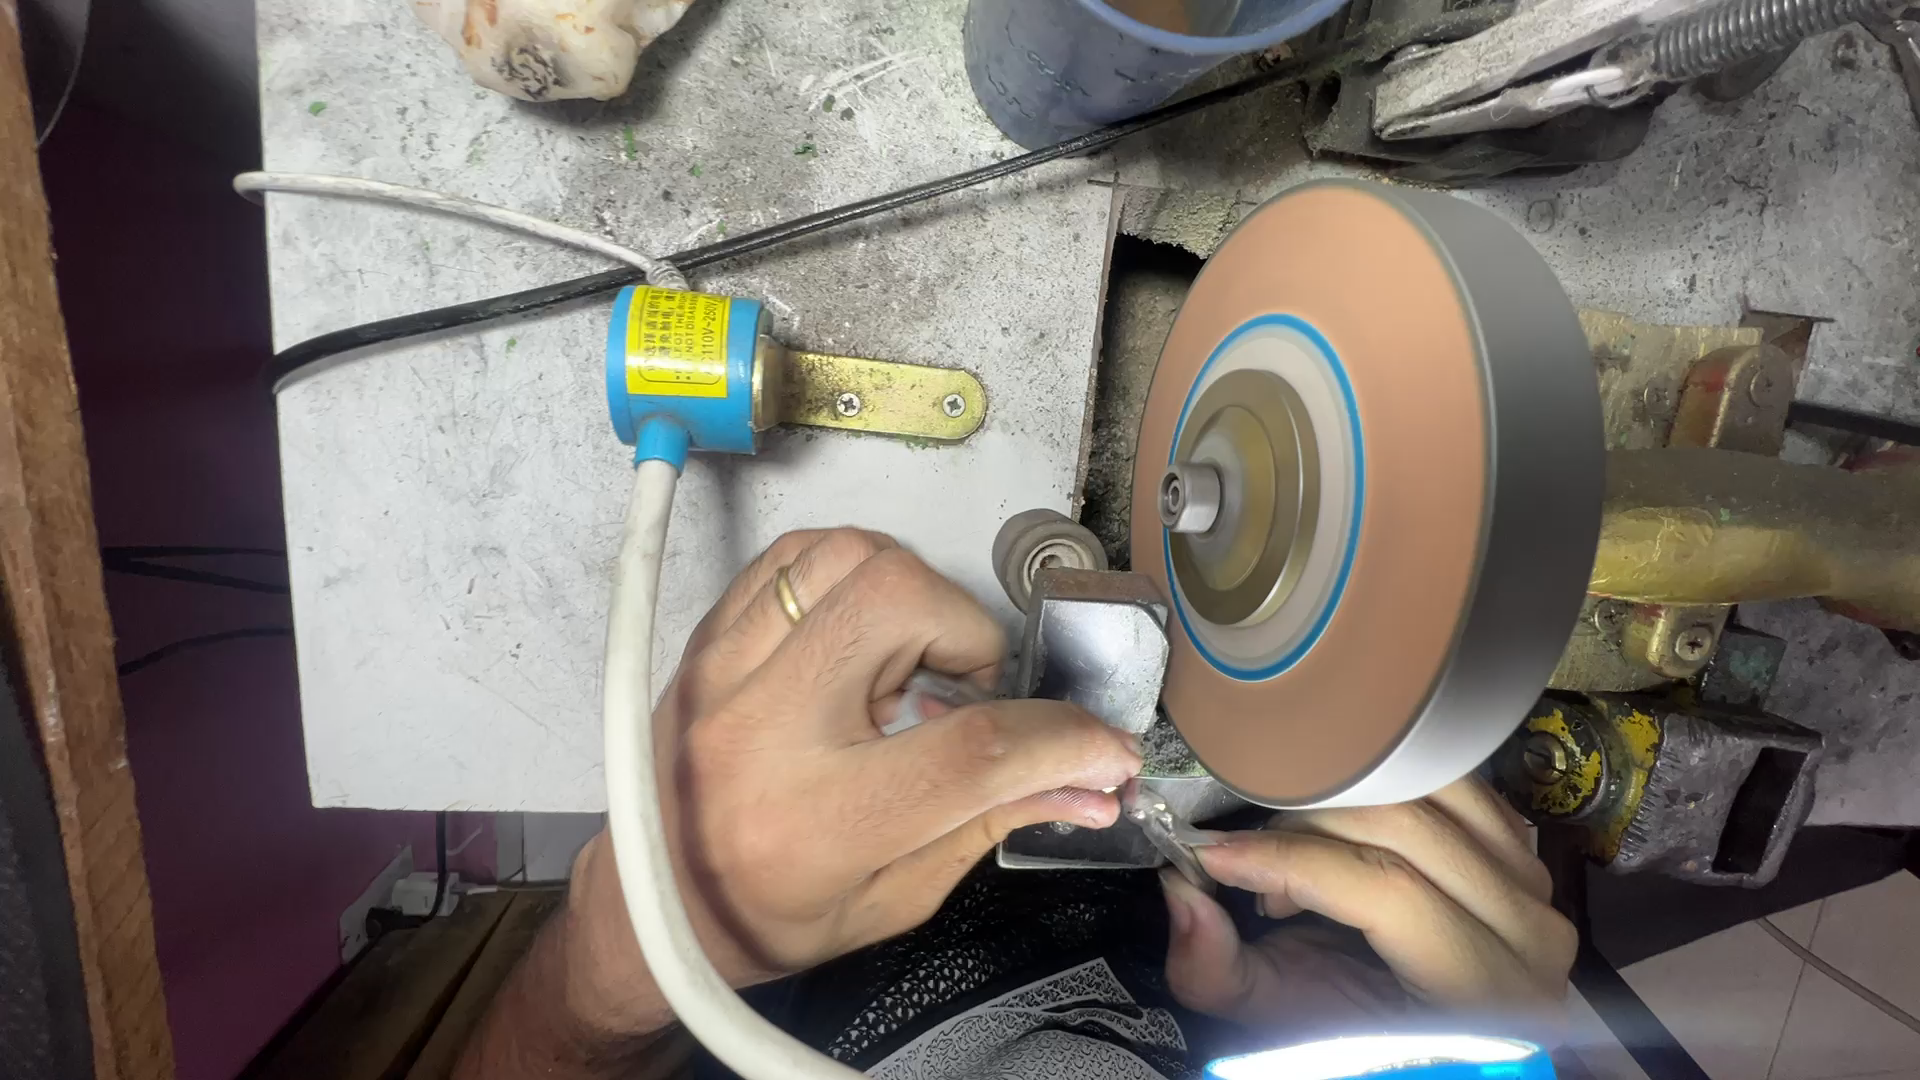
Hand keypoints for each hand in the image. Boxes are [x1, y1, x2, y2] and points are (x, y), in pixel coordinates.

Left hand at [561, 529, 1143, 1036]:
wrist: (653, 899)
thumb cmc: (775, 912)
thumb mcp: (894, 897)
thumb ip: (994, 823)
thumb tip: (1090, 780)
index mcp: (816, 820)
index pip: (968, 752)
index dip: (1059, 738)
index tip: (1103, 745)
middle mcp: (763, 724)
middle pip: (898, 602)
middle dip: (965, 631)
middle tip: (960, 686)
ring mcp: (725, 664)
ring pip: (849, 554)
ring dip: (910, 592)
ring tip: (906, 654)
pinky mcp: (710, 631)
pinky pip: (798, 551)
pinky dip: (852, 571)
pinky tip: (859, 626)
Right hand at [1160, 778, 1575, 1045]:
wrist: (1431, 1024)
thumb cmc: (1357, 1029)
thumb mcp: (1279, 1017)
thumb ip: (1219, 971)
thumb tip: (1181, 888)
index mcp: (1485, 988)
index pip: (1384, 889)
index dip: (1285, 859)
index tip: (1212, 853)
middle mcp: (1528, 926)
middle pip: (1399, 824)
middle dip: (1299, 827)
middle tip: (1253, 862)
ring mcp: (1531, 873)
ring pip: (1418, 785)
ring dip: (1333, 798)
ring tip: (1297, 842)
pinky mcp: (1517, 838)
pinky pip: (1440, 775)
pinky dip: (1372, 779)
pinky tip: (1336, 816)